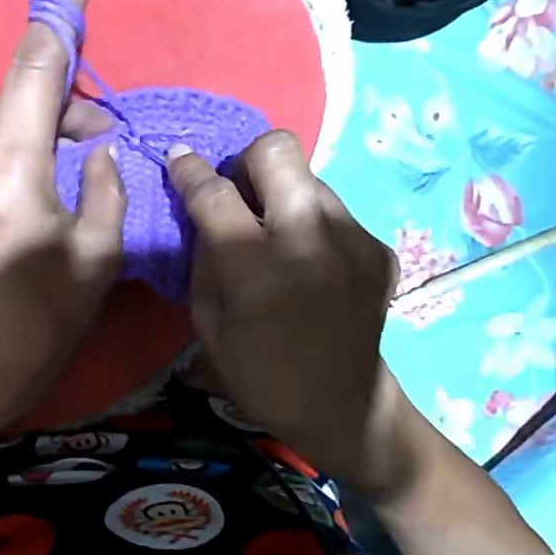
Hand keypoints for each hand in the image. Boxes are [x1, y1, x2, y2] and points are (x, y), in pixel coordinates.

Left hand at [0, 0, 125, 438]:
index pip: (36, 67)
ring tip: (84, 173)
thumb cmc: (43, 320)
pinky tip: (46, 184)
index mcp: (8, 172)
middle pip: (23, 93)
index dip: (60, 6)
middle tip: (109, 146)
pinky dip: (26, 147)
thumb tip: (98, 147)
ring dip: (50, 128)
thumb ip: (107, 183)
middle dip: (72, 104)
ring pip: (6, 118)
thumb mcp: (100, 255)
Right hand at [166, 132, 406, 479]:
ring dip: (282, 193)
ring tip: (276, 233)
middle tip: (238, 194)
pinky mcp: (378, 247)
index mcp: (257, 268)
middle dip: (247, 162)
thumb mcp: (207, 321)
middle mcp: (310, 238)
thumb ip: (203, 258)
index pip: (215, 193)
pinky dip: (311, 222)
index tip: (178, 159)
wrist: (341, 404)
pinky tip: (309, 260)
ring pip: (309, 176)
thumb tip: (203, 212)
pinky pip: (334, 209)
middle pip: (277, 150)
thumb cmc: (259, 373)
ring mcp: (353, 239)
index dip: (189, 170)